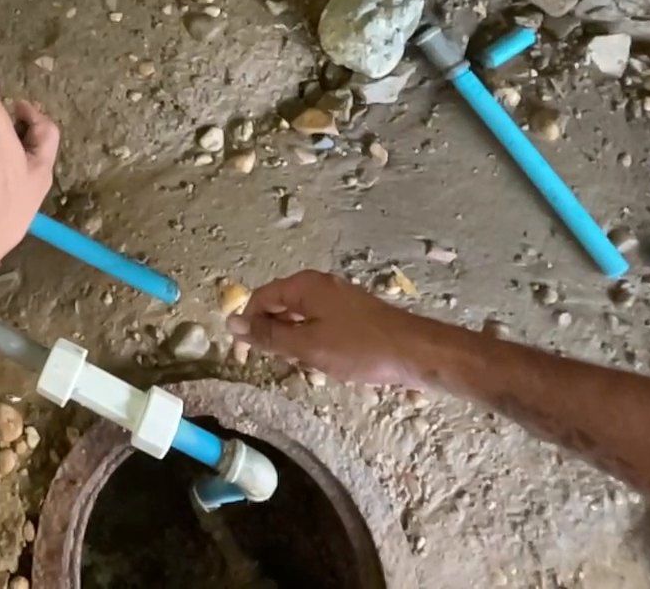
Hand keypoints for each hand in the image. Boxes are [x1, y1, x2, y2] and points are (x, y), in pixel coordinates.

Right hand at [226, 270, 436, 385]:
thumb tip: (231, 322)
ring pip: (299, 315)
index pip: (260, 298)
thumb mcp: (307, 346)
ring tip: (306, 365)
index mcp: (303, 286)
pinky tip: (325, 361)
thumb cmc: (359, 348)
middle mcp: (317, 284)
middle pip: (279, 305)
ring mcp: (336, 296)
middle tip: (280, 362)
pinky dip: (313, 339)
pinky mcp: (351, 311)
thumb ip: (269, 334)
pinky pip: (318, 320)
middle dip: (274, 333)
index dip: (249, 324)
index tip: (245, 353)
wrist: (418, 352)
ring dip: (295, 339)